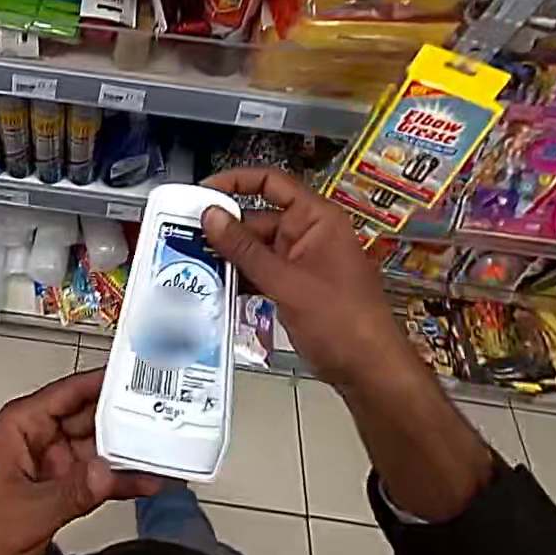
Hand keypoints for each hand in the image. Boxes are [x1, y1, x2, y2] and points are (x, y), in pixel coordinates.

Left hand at [0, 370, 162, 554]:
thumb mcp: (25, 510)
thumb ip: (71, 490)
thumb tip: (107, 470)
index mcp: (23, 424)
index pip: (69, 391)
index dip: (102, 380)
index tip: (135, 373)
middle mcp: (40, 436)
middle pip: (90, 416)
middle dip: (124, 417)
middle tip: (161, 413)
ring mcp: (52, 463)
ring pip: (98, 448)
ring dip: (128, 452)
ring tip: (163, 449)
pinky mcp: (60, 489)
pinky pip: (96, 477)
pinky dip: (119, 480)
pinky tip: (146, 481)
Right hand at [203, 168, 494, 520]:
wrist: (371, 373)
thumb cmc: (338, 319)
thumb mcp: (285, 281)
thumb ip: (244, 248)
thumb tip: (209, 214)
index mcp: (315, 218)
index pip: (271, 183)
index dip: (236, 181)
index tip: (203, 191)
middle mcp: (307, 233)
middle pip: (257, 218)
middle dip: (225, 229)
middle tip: (185, 237)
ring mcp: (301, 261)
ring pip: (256, 248)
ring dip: (229, 257)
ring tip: (191, 263)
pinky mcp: (295, 286)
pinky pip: (261, 271)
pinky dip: (241, 278)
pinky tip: (213, 288)